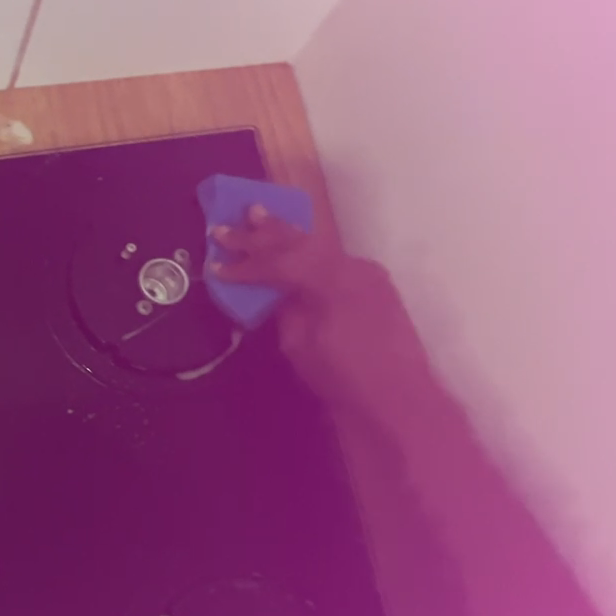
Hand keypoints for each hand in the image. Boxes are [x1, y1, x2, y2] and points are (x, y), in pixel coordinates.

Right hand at [210, 205, 437, 428]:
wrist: (399, 399)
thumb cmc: (344, 378)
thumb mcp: (300, 346)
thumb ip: (286, 312)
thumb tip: (275, 294)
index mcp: (331, 282)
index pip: (280, 263)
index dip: (245, 265)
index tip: (216, 265)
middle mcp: (352, 267)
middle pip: (300, 243)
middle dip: (262, 234)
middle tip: (231, 222)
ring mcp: (367, 274)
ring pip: (318, 246)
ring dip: (285, 234)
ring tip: (258, 216)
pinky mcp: (373, 286)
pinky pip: (331, 260)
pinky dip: (305, 251)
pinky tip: (290, 246)